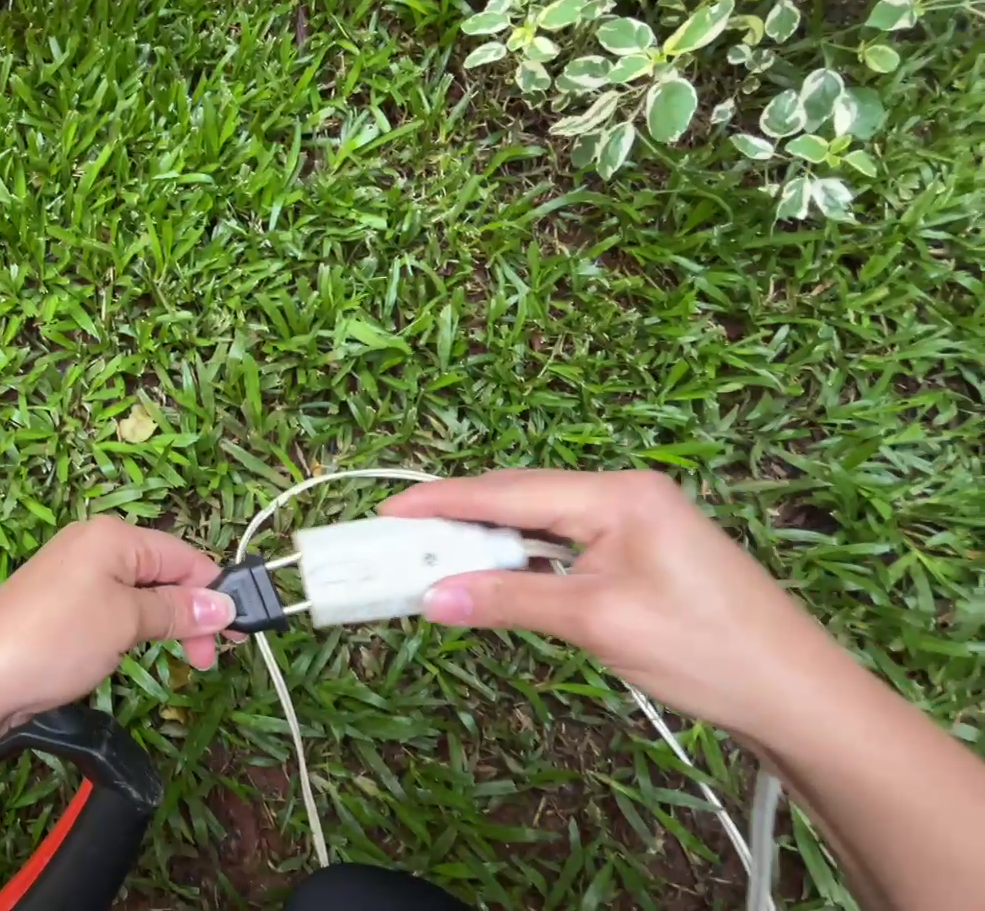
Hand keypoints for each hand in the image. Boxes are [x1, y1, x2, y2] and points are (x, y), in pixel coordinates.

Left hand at [0, 516, 236, 724]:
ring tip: (182, 659)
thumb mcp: (126, 621)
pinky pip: (113, 606)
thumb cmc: (57, 638)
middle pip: (161, 571)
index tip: (238, 634)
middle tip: (209, 658)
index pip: (182, 554)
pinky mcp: (59, 602)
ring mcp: (73, 573)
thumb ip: (176, 610)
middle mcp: (93, 544)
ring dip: (165, 621)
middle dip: (190, 610)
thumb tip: (222, 604)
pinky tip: (136, 648)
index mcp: (112, 536)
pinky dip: (134, 626)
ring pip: (138, 591)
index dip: (214, 591)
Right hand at [380, 469, 850, 738]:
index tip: (386, 511)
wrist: (808, 704)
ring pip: (533, 518)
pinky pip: (556, 540)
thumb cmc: (708, 652)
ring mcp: (632, 519)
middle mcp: (622, 493)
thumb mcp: (595, 623)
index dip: (440, 500)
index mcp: (617, 495)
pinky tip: (492, 569)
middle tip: (401, 539)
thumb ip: (506, 601)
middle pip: (516, 496)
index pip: (506, 491)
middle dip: (457, 518)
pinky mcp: (636, 549)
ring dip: (485, 538)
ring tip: (435, 555)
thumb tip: (429, 599)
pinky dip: (517, 554)